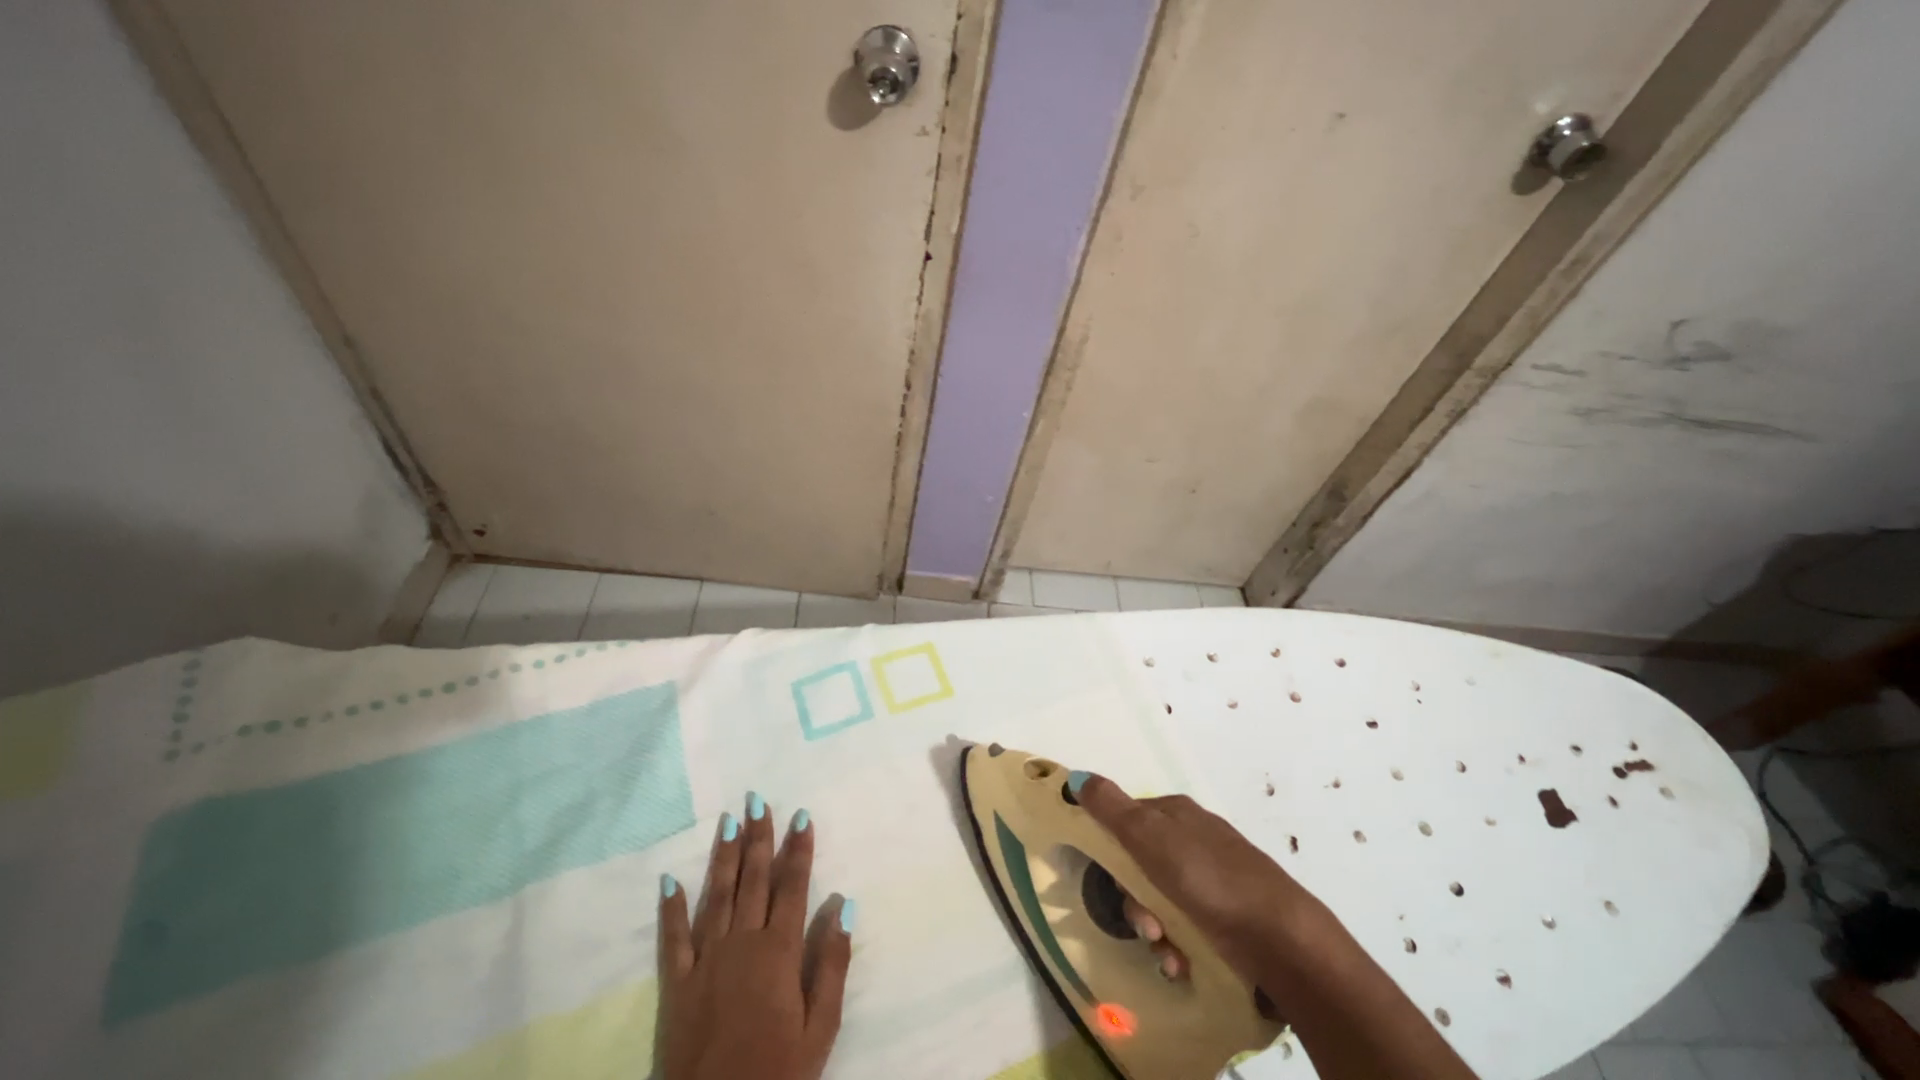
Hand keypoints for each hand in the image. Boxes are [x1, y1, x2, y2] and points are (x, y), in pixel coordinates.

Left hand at [658, 795, 852, 1079]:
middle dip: (758, 838)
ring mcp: (704, 960)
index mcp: (780, 953)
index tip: (801, 815)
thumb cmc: (779, 1072)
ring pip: (715, 896)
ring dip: (723, 856)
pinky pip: (673, 937)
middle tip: (758, 799)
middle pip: (753, 881)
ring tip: (728, 819)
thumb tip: (842, 903)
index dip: (798, 850)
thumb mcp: (821, 1027)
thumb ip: (832, 963)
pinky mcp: (676, 983)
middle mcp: (741, 944)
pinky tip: (669, 878)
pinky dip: (671, 907)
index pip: (792, 888)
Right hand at [1071, 771, 1318, 988]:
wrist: (1279, 937)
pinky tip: (1182, 962)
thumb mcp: (1151, 838)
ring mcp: (1211, 879)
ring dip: (1155, 932)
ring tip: (1167, 953)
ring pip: (1159, 903)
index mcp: (1176, 814)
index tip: (1111, 882)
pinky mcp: (1225, 916)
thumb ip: (1112, 810)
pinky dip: (1177, 947)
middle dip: (1135, 904)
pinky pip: (1184, 928)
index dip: (1111, 854)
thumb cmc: (1208, 880)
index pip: (1125, 823)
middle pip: (1139, 869)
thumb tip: (1077, 776)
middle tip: (1147, 927)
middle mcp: (1193, 840)